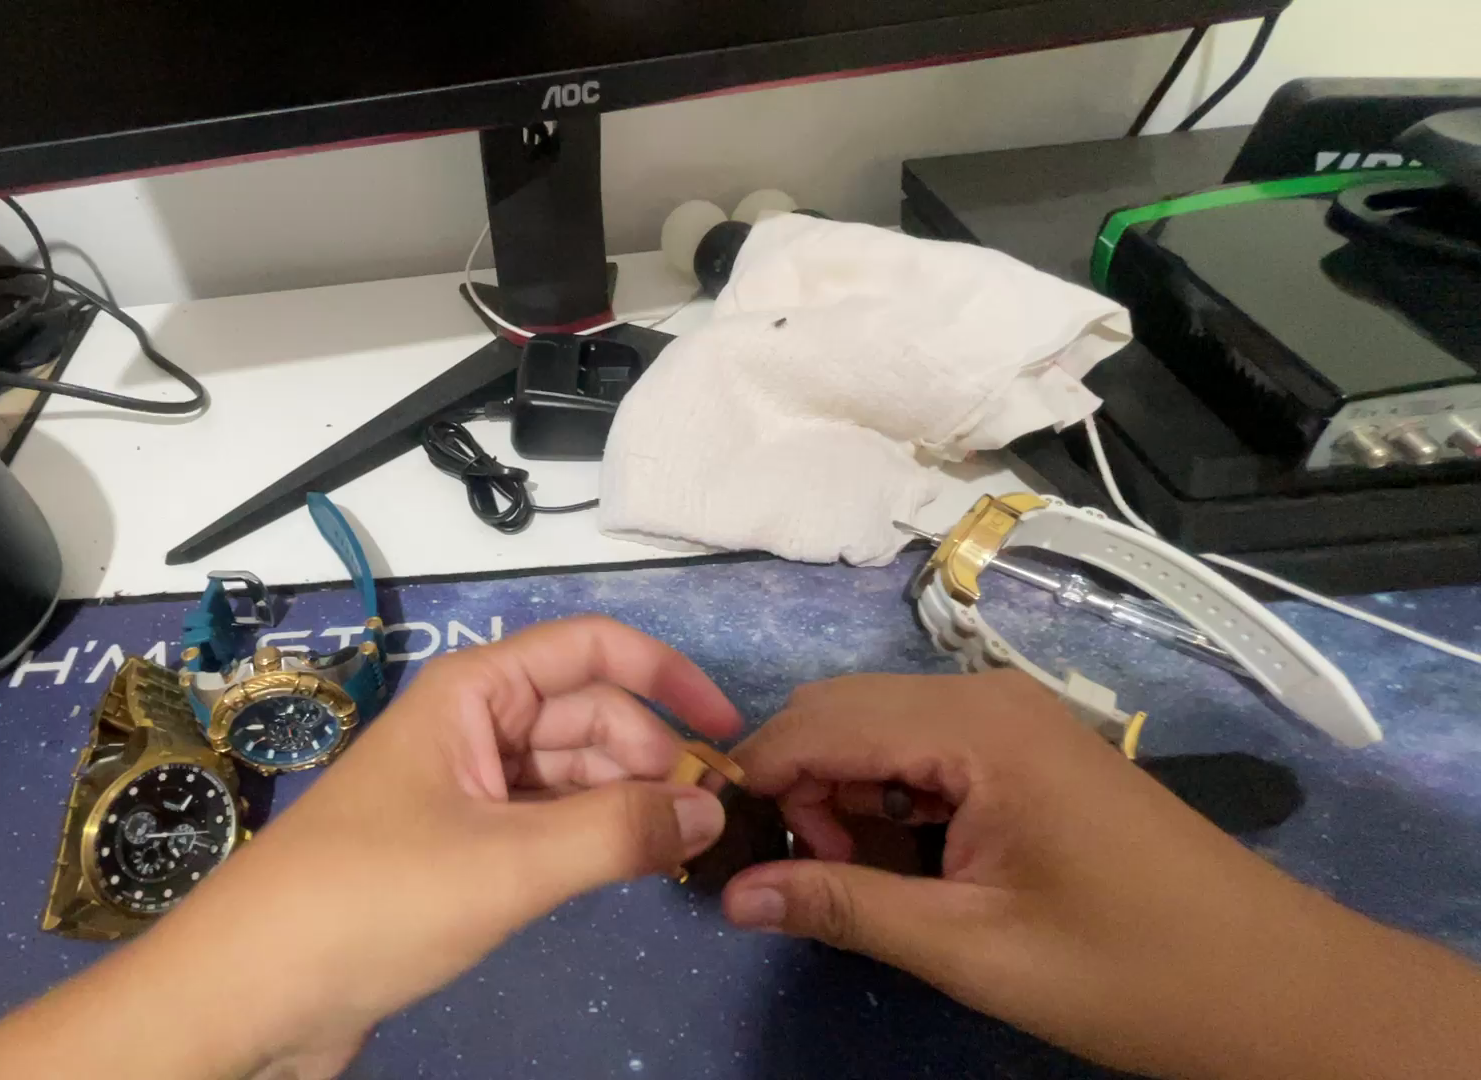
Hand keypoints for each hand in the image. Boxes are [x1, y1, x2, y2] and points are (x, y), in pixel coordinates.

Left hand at [0, 616, 735, 1079]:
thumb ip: (617, 831)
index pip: (589, 648)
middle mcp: (474, 723)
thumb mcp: (508, 863)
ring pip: (570, 768)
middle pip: (586, 713)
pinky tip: (632, 864)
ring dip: (627, 798)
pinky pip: (546, 817)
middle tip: (714, 821)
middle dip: (652, 755)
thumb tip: (713, 810)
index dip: (665, 673)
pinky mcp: (461, 840)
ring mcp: (467, 783)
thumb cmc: (374, 899)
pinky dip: (593, 834)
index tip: (729, 727)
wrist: (251, 993)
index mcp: (475, 691)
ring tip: (684, 850)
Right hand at [721, 671, 1480, 1079]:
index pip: (821, 723)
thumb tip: (732, 897)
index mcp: (973, 726)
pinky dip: (876, 786)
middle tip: (803, 864)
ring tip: (857, 864)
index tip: (720, 834)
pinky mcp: (1008, 735)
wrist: (1295, 996)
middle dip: (796, 781)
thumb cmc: (1136, 974)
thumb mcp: (973, 951)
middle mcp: (977, 693)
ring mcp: (997, 709)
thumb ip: (844, 908)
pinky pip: (905, 739)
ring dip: (834, 785)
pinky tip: (899, 845)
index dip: (757, 774)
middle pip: (835, 709)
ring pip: (864, 721)